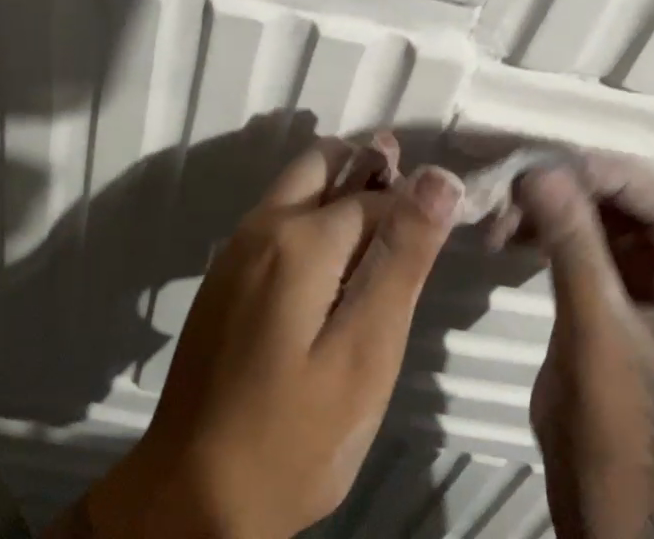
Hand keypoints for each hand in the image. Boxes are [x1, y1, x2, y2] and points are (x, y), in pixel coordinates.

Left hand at [77, 134, 462, 537]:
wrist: (195, 490)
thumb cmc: (295, 435)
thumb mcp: (365, 352)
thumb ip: (401, 259)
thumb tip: (438, 178)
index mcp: (299, 237)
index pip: (378, 191)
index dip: (422, 200)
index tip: (458, 219)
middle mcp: (260, 226)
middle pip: (324, 163)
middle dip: (374, 171)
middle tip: (421, 213)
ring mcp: (236, 251)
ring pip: (298, 187)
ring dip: (345, 189)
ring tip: (393, 234)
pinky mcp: (226, 279)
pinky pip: (278, 221)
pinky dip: (316, 218)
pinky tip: (343, 266)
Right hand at [514, 155, 653, 538]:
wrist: (600, 505)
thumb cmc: (613, 432)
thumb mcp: (594, 334)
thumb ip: (573, 246)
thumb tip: (540, 170)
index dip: (621, 177)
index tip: (557, 162)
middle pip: (648, 212)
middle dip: (583, 192)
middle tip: (524, 180)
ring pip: (617, 226)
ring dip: (563, 212)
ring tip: (508, 209)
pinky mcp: (629, 303)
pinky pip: (597, 250)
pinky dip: (556, 236)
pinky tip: (515, 234)